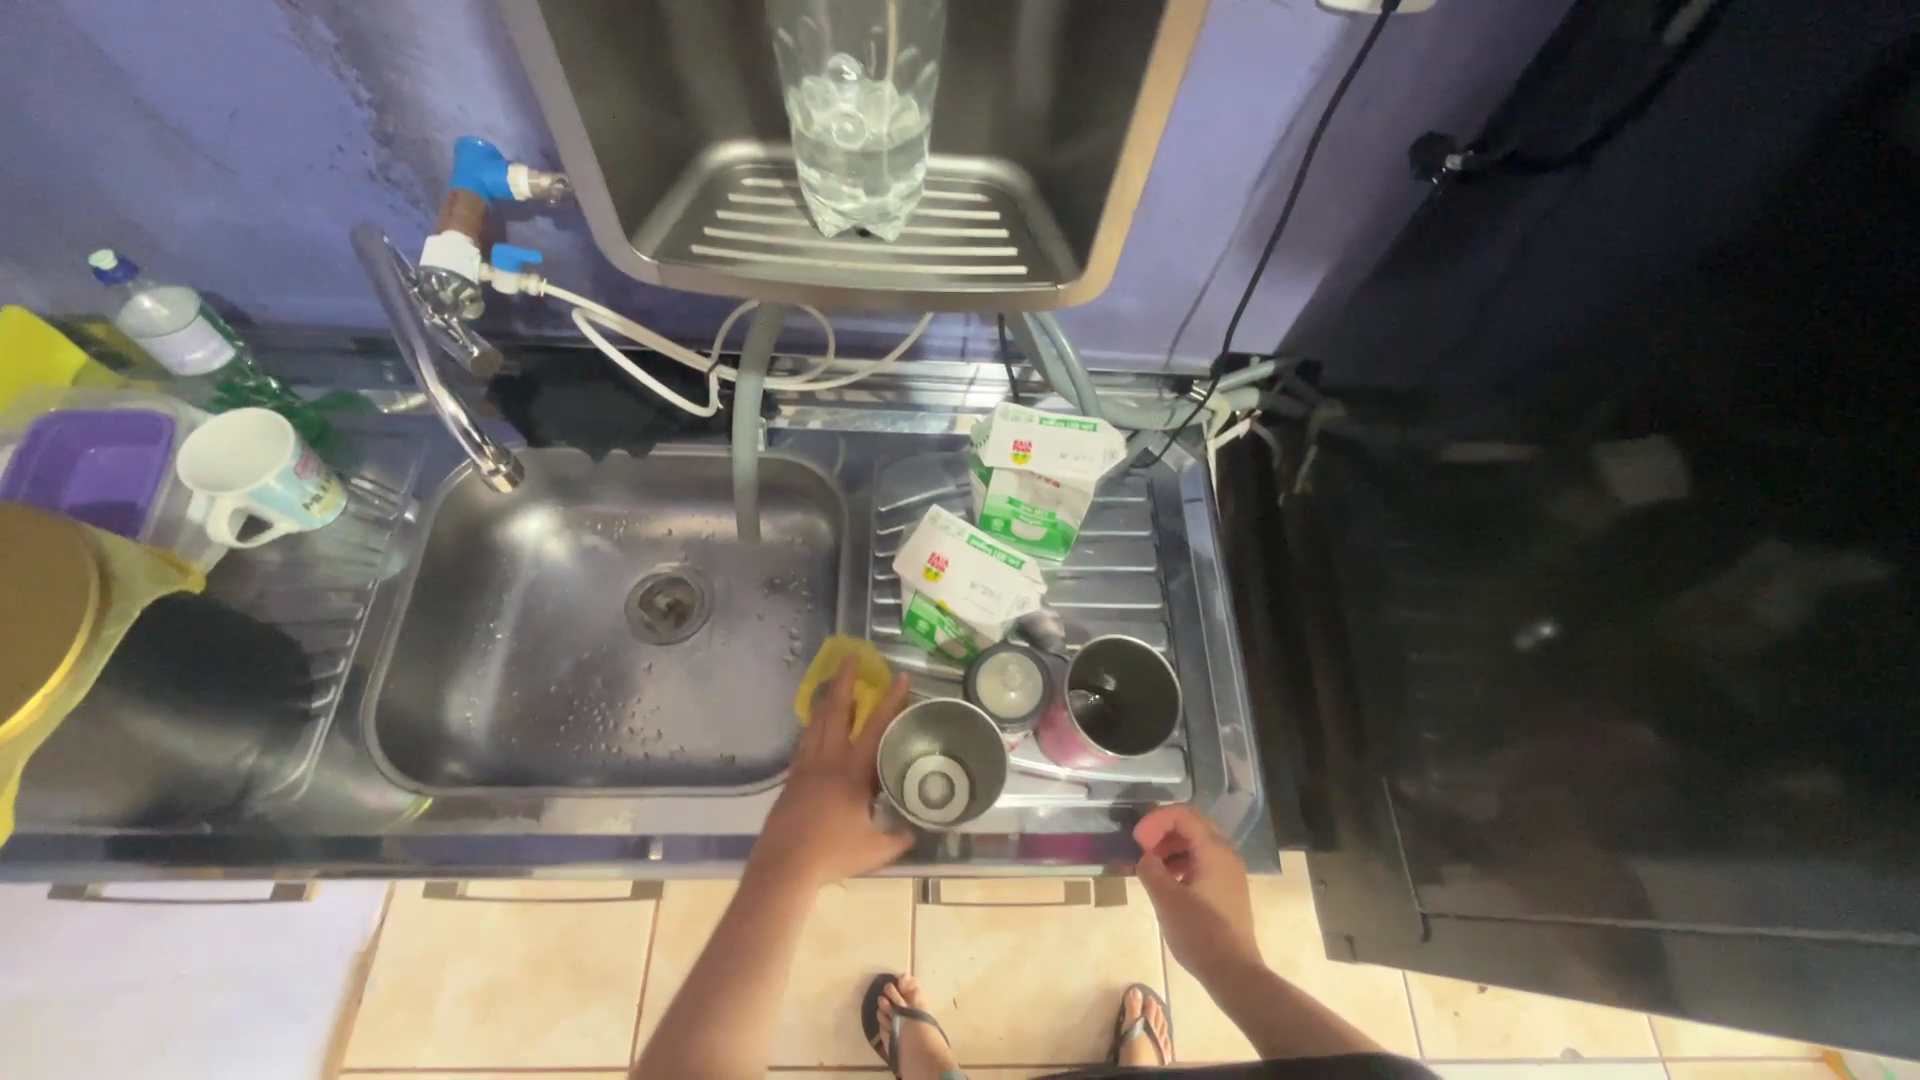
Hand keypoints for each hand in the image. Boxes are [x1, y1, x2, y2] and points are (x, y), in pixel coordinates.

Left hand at [750, 658, 913, 888]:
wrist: (784, 866)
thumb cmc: (832, 855)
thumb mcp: (875, 849)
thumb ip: (898, 837)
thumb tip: (914, 830)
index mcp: (853, 773)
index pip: (877, 728)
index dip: (891, 702)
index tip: (901, 677)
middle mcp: (829, 761)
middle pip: (837, 711)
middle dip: (845, 681)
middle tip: (851, 656)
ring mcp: (806, 767)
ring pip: (817, 723)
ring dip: (828, 700)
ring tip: (835, 684)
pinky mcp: (792, 779)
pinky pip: (806, 742)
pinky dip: (814, 726)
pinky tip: (817, 726)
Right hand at [1133, 804, 1261, 982]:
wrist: (1234, 974)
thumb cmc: (1200, 934)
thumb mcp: (1167, 900)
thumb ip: (1151, 869)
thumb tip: (1146, 858)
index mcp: (1214, 850)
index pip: (1182, 815)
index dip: (1155, 821)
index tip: (1137, 842)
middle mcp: (1226, 855)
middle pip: (1191, 825)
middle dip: (1162, 831)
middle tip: (1142, 848)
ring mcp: (1229, 872)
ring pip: (1196, 844)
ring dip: (1171, 847)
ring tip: (1151, 866)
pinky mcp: (1226, 889)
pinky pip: (1201, 861)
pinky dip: (1181, 862)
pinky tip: (1167, 882)